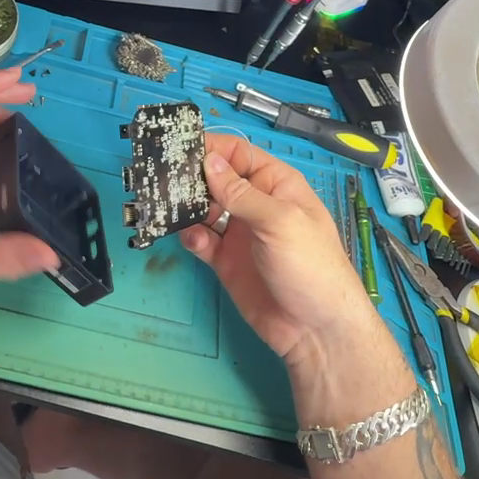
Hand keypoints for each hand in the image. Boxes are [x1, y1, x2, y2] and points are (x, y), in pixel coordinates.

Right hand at [180, 135, 380, 368]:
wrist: (316, 332)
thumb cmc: (310, 266)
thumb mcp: (279, 221)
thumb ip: (241, 192)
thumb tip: (208, 161)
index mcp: (274, 184)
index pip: (237, 154)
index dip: (211, 148)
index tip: (179, 146)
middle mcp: (254, 203)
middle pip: (215, 178)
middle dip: (191, 176)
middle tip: (162, 176)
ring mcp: (239, 232)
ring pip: (203, 208)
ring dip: (186, 206)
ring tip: (168, 206)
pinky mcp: (225, 260)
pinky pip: (201, 239)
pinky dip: (191, 236)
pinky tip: (192, 239)